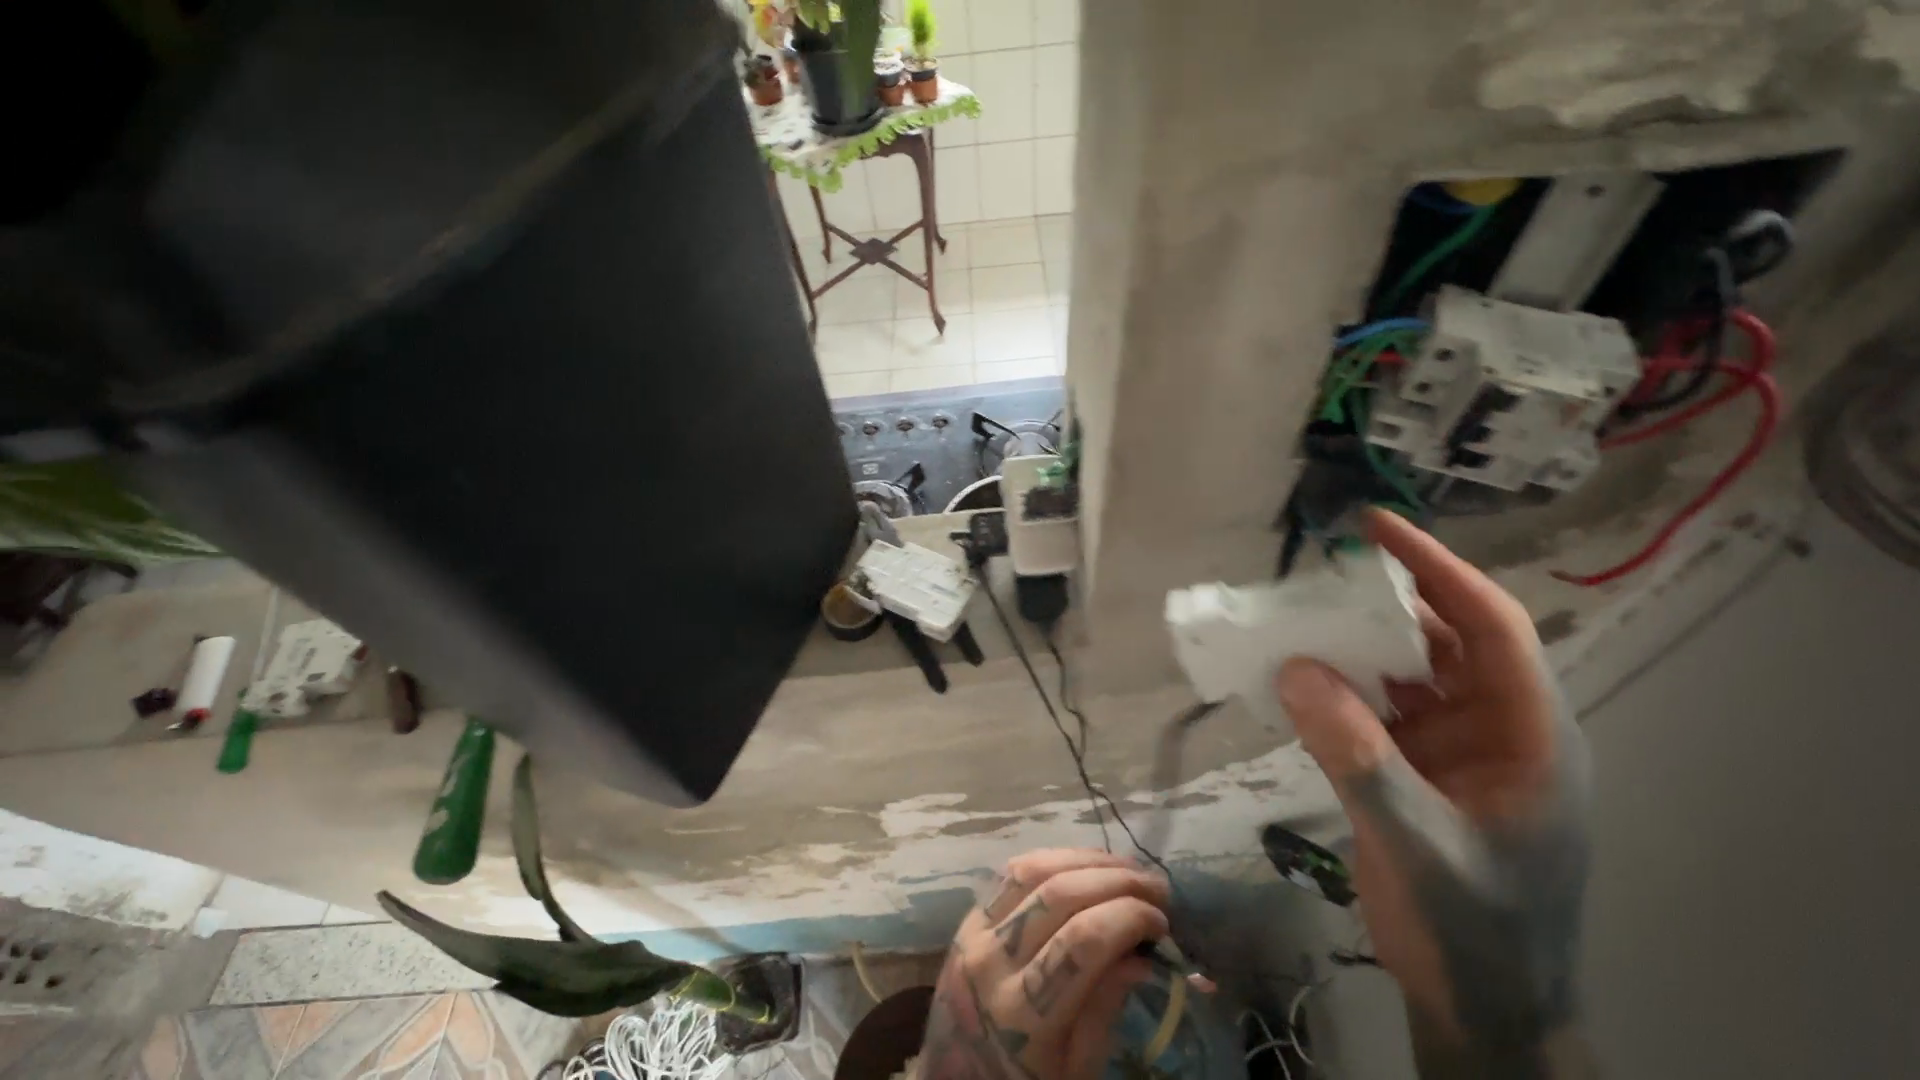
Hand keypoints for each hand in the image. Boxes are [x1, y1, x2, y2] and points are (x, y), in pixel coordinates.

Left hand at [918, 849, 1170, 1079]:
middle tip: (1156, 889)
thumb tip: (1143, 953)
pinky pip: (1010, 872)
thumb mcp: (1074, 1068)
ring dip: (1088, 860)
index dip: (1130, 918)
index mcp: (1023, 1014)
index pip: (1084, 941)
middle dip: (1118, 881)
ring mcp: (973, 932)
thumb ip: (1105, 1008)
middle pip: (1060, 895)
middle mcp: (993, 961)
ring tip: (1128, 869)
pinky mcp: (966, 918)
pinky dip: (1054, 859)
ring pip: (1034, 870)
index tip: (1162, 922)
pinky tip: (1084, 865)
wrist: (951, 1078)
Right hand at [1277, 508, 1592, 1076]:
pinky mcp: (1417, 773)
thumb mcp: (1417, 842)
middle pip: (1443, 642)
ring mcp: (1455, 751)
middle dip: (1383, 607)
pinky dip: (1338, 693)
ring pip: (1405, 675)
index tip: (1376, 528)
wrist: (1480, 1008)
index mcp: (1531, 734)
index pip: (1489, 627)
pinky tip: (1295, 683)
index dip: (1437, 569)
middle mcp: (1497, 728)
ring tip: (1293, 623)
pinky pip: (1375, 713)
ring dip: (1354, 650)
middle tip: (1315, 578)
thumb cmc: (1473, 929)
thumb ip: (1357, 755)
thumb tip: (1295, 668)